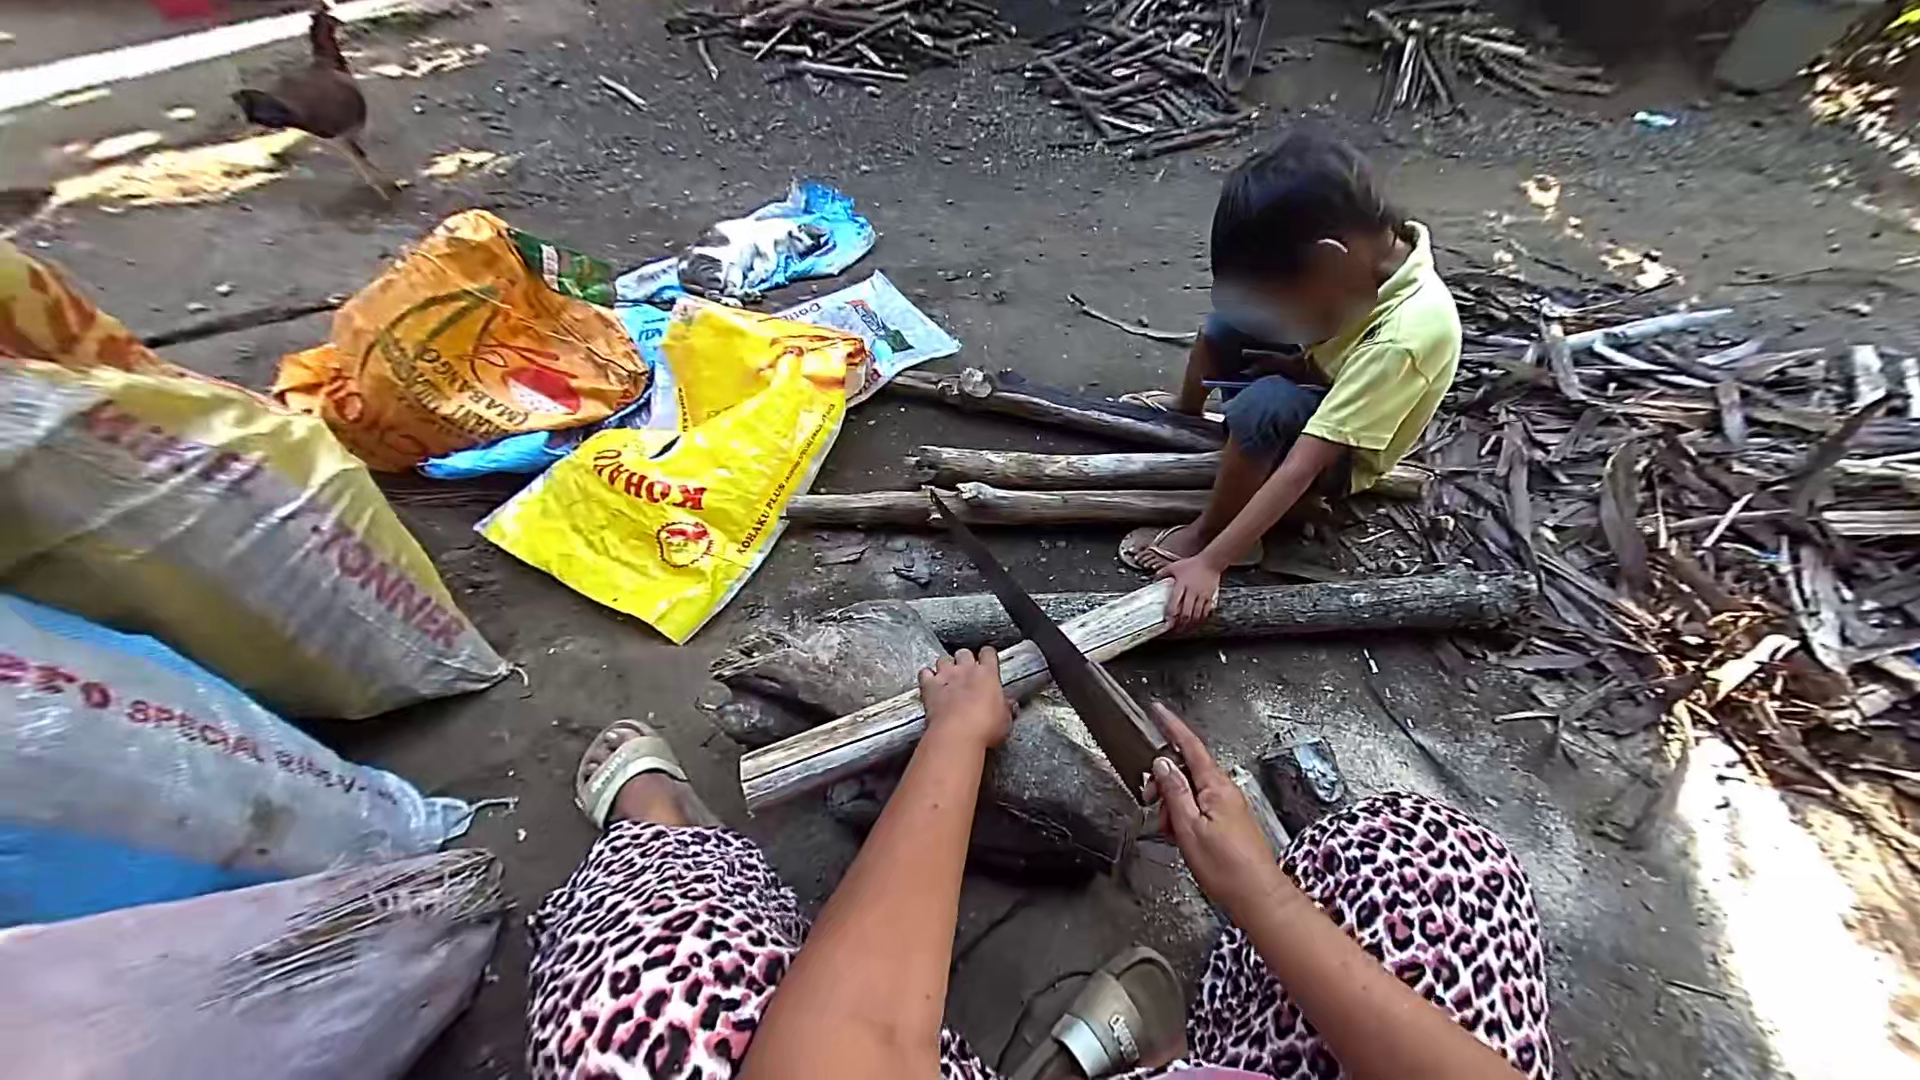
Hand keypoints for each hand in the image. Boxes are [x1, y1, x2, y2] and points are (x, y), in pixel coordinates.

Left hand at [918, 647, 1013, 749]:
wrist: (957, 735)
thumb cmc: (984, 727)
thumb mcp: (1005, 720)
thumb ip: (1006, 708)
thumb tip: (1010, 705)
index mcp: (987, 674)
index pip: (988, 653)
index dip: (987, 656)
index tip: (988, 660)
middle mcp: (966, 670)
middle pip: (964, 652)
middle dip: (964, 659)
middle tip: (967, 671)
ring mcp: (946, 676)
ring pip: (943, 659)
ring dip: (945, 666)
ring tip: (947, 676)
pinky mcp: (929, 687)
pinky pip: (924, 673)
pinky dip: (926, 676)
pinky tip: (929, 682)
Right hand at [1143, 703, 1294, 919]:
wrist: (1260, 900)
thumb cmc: (1228, 869)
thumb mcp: (1188, 827)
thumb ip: (1174, 791)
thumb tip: (1162, 764)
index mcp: (1215, 786)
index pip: (1190, 745)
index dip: (1172, 726)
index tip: (1158, 710)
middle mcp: (1225, 790)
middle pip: (1186, 768)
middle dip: (1164, 780)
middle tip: (1151, 799)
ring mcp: (1228, 805)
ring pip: (1191, 789)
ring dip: (1173, 802)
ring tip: (1168, 827)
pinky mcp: (1229, 820)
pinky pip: (1200, 805)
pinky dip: (1184, 813)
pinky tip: (1179, 833)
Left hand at [1155, 555, 1221, 630]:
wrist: (1211, 562)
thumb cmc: (1193, 564)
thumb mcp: (1174, 566)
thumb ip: (1163, 573)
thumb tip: (1155, 578)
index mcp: (1182, 585)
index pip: (1175, 603)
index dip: (1171, 614)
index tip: (1167, 621)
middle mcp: (1192, 592)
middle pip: (1186, 613)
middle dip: (1180, 624)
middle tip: (1175, 629)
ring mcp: (1202, 596)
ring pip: (1196, 615)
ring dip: (1190, 624)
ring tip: (1184, 629)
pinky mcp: (1210, 597)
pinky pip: (1206, 612)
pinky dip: (1200, 619)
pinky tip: (1196, 622)